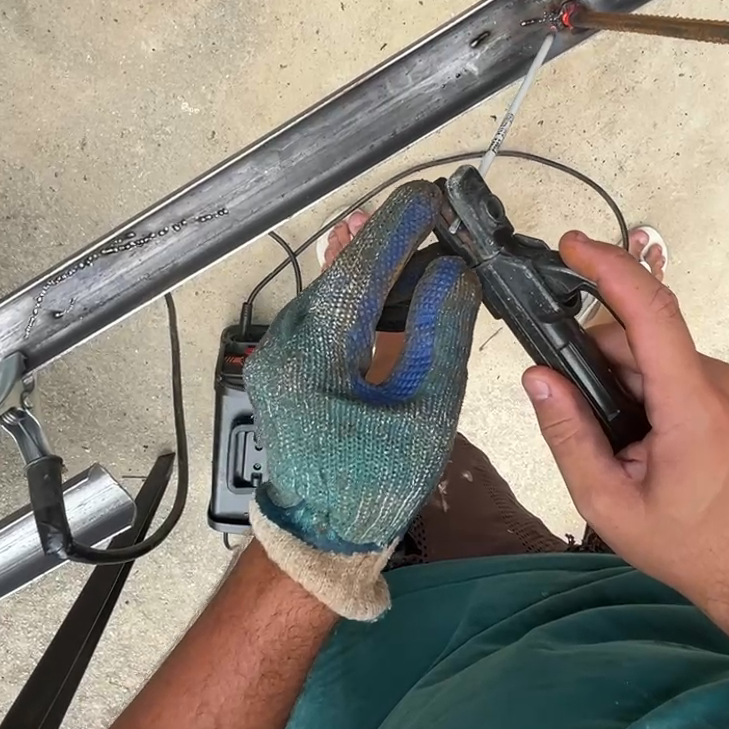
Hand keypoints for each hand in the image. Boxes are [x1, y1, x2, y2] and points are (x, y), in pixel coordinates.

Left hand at [244, 182, 479, 619]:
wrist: (320, 532)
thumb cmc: (378, 480)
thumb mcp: (425, 408)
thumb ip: (438, 332)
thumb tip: (452, 272)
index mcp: (317, 350)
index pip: (363, 266)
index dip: (401, 225)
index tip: (434, 196)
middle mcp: (285, 340)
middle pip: (343, 271)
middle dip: (390, 239)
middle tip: (437, 218)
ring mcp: (276, 351)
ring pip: (331, 289)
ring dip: (374, 263)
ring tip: (418, 239)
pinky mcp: (281, 362)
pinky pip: (323, 313)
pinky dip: (357, 293)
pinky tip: (378, 275)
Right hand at [522, 230, 728, 602]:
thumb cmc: (688, 546)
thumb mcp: (608, 502)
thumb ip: (567, 435)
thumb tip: (536, 377)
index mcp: (692, 406)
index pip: (651, 314)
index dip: (609, 270)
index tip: (572, 245)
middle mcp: (718, 381)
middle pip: (638, 338)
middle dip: (592, 361)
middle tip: (570, 413)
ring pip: (651, 355)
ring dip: (616, 381)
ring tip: (614, 443)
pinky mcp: (728, 394)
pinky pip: (669, 369)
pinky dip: (638, 388)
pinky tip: (634, 437)